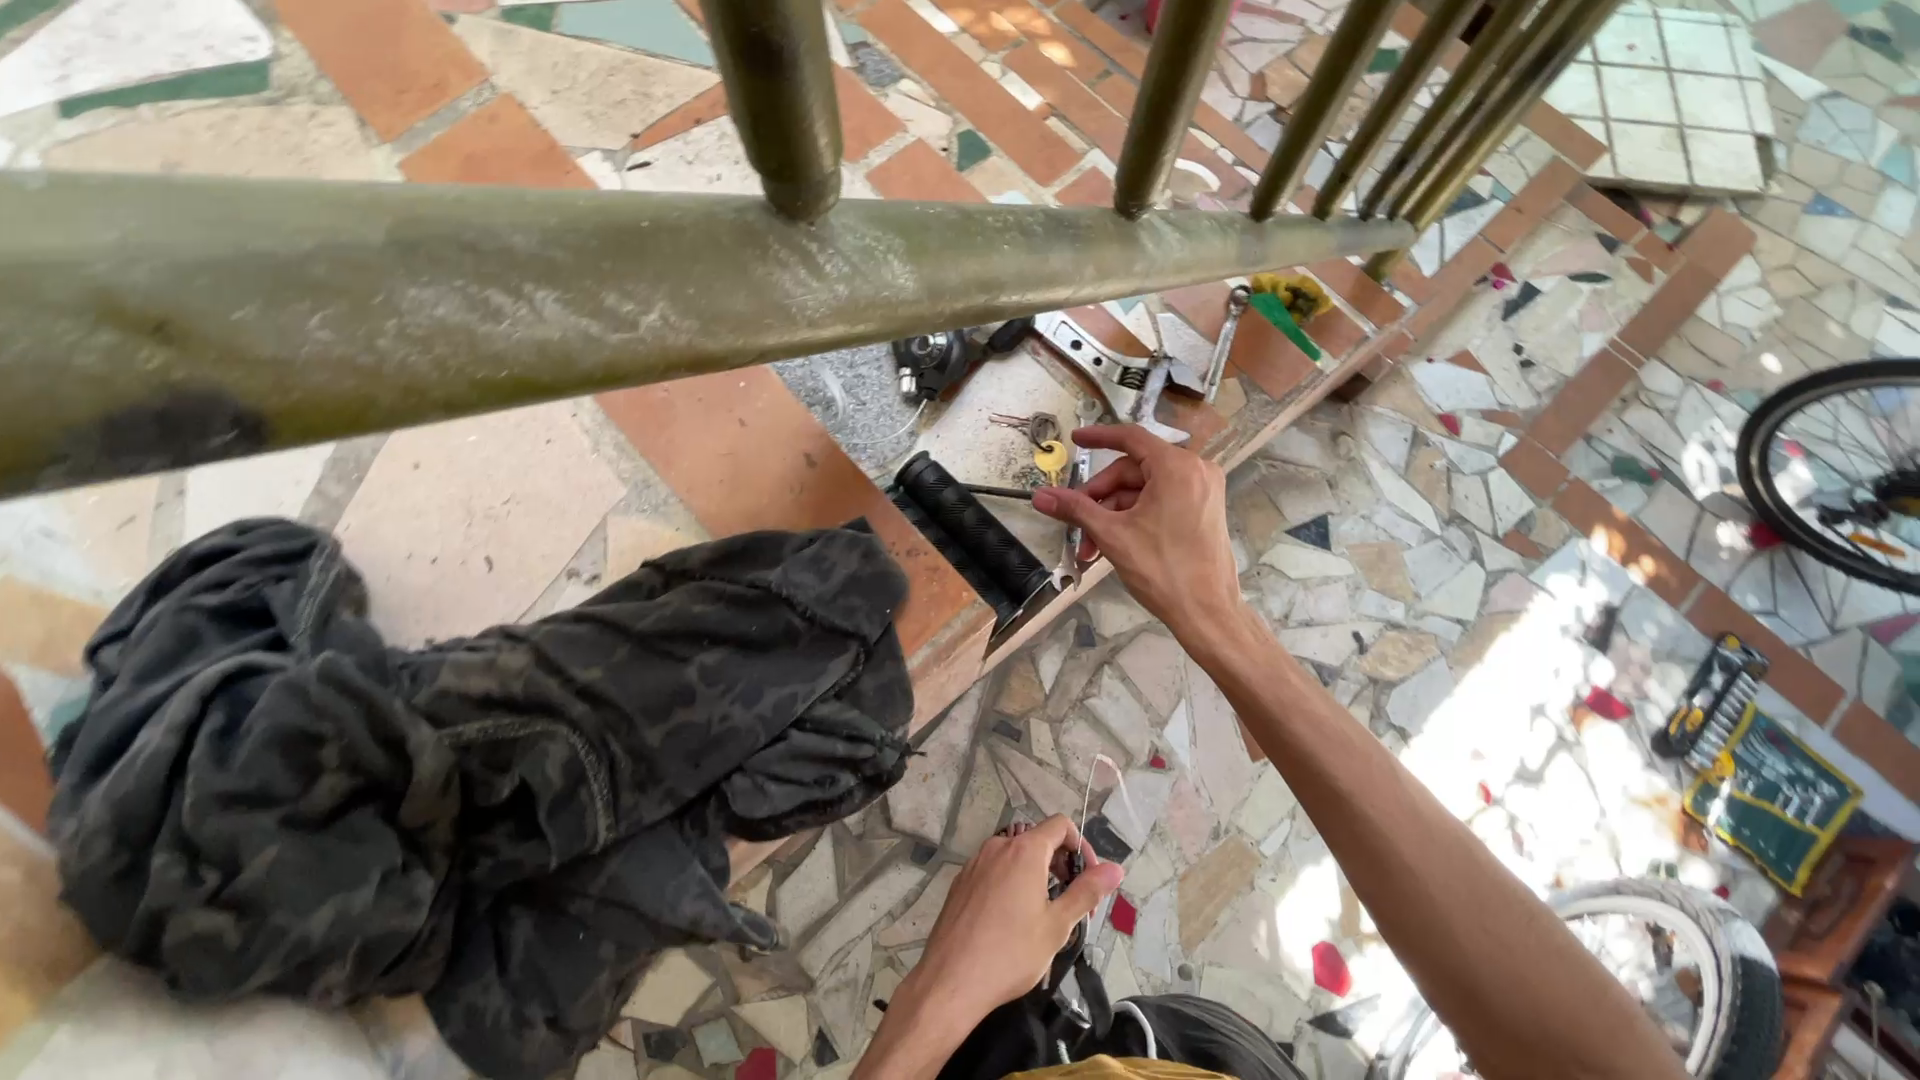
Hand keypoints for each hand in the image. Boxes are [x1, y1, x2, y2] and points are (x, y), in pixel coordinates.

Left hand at [913, 815, 1123, 1018]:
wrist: (951, 980)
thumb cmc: (1011, 953)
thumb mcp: (1058, 925)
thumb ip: (1087, 891)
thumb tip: (1116, 868)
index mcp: (1024, 851)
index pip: (1060, 825)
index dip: (1081, 847)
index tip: (1089, 880)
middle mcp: (997, 847)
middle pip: (1037, 839)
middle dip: (1061, 863)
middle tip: (1072, 903)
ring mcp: (975, 863)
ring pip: (1014, 856)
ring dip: (1036, 874)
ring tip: (1044, 914)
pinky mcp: (961, 882)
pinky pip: (994, 870)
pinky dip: (1011, 882)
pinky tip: (1011, 920)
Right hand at [1031, 424, 1243, 636]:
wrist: (1207, 611)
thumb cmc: (1162, 569)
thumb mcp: (1112, 535)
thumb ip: (1075, 509)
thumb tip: (1039, 495)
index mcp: (1176, 467)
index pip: (1130, 438)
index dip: (1098, 438)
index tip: (1074, 441)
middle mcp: (1195, 470)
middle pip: (1133, 471)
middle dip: (1101, 499)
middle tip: (1078, 526)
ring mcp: (1203, 491)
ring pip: (1144, 491)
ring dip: (1114, 515)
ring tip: (1092, 549)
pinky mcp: (1205, 510)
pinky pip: (1161, 502)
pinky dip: (1135, 518)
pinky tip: (1114, 544)